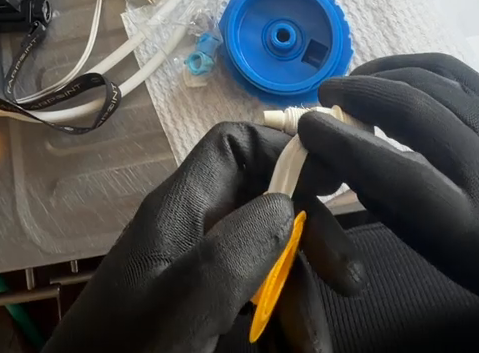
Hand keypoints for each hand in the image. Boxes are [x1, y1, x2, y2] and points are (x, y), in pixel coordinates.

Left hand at [47, 122, 363, 352]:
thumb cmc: (129, 351)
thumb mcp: (189, 301)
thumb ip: (238, 247)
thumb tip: (287, 203)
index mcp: (180, 208)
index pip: (233, 146)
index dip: (281, 152)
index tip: (332, 186)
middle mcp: (187, 230)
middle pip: (260, 205)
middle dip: (308, 239)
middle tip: (348, 283)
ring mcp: (189, 272)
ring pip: (262, 262)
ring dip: (298, 300)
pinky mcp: (192, 312)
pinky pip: (247, 301)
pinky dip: (276, 326)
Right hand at [298, 54, 478, 342]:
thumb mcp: (426, 242)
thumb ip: (379, 191)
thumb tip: (330, 140)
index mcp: (470, 220)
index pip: (398, 173)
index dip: (345, 144)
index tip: (308, 124)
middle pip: (413, 110)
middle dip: (358, 94)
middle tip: (326, 95)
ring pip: (428, 79)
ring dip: (377, 75)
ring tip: (351, 86)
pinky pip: (448, 68)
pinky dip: (406, 65)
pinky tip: (384, 75)